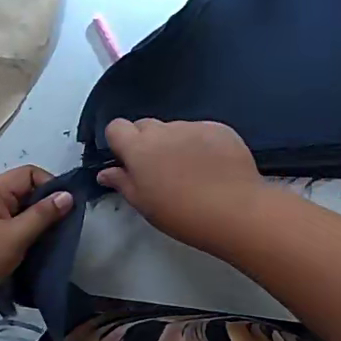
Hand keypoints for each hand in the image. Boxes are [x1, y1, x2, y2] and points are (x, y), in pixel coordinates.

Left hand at [0, 165, 74, 310]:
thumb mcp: (15, 236)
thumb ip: (43, 215)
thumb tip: (68, 195)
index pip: (29, 173)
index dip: (50, 185)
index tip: (66, 207)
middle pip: (25, 192)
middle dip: (46, 206)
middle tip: (63, 227)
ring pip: (20, 213)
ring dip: (37, 224)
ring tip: (53, 240)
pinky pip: (12, 229)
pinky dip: (26, 236)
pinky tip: (36, 249)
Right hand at [96, 118, 267, 252]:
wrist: (235, 210)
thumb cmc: (182, 215)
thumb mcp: (145, 205)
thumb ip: (123, 183)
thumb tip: (105, 172)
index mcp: (139, 148)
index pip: (116, 127)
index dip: (119, 142)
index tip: (128, 161)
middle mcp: (164, 130)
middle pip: (145, 125)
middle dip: (146, 142)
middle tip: (159, 171)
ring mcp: (194, 126)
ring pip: (175, 129)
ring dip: (175, 143)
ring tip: (191, 172)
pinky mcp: (220, 128)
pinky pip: (201, 131)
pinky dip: (201, 143)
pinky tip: (213, 167)